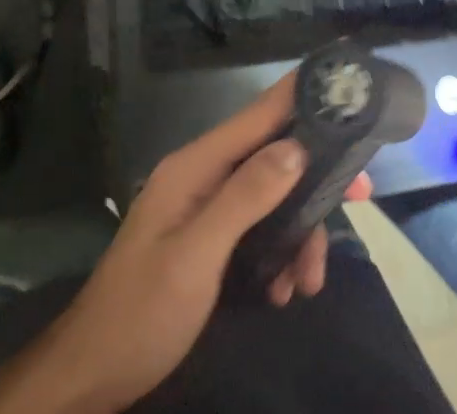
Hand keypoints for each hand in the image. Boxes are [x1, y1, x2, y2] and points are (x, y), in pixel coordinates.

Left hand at [28, 74, 370, 411]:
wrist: (95, 373)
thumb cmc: (142, 311)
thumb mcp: (196, 255)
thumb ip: (244, 198)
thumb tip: (297, 146)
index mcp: (194, 168)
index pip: (257, 115)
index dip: (300, 95)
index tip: (349, 84)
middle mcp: (203, 179)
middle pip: (274, 157)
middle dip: (316, 180)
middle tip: (361, 196)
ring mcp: (206, 210)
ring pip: (274, 199)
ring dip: (300, 235)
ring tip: (308, 282)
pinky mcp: (211, 242)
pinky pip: (260, 232)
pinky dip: (280, 257)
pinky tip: (285, 291)